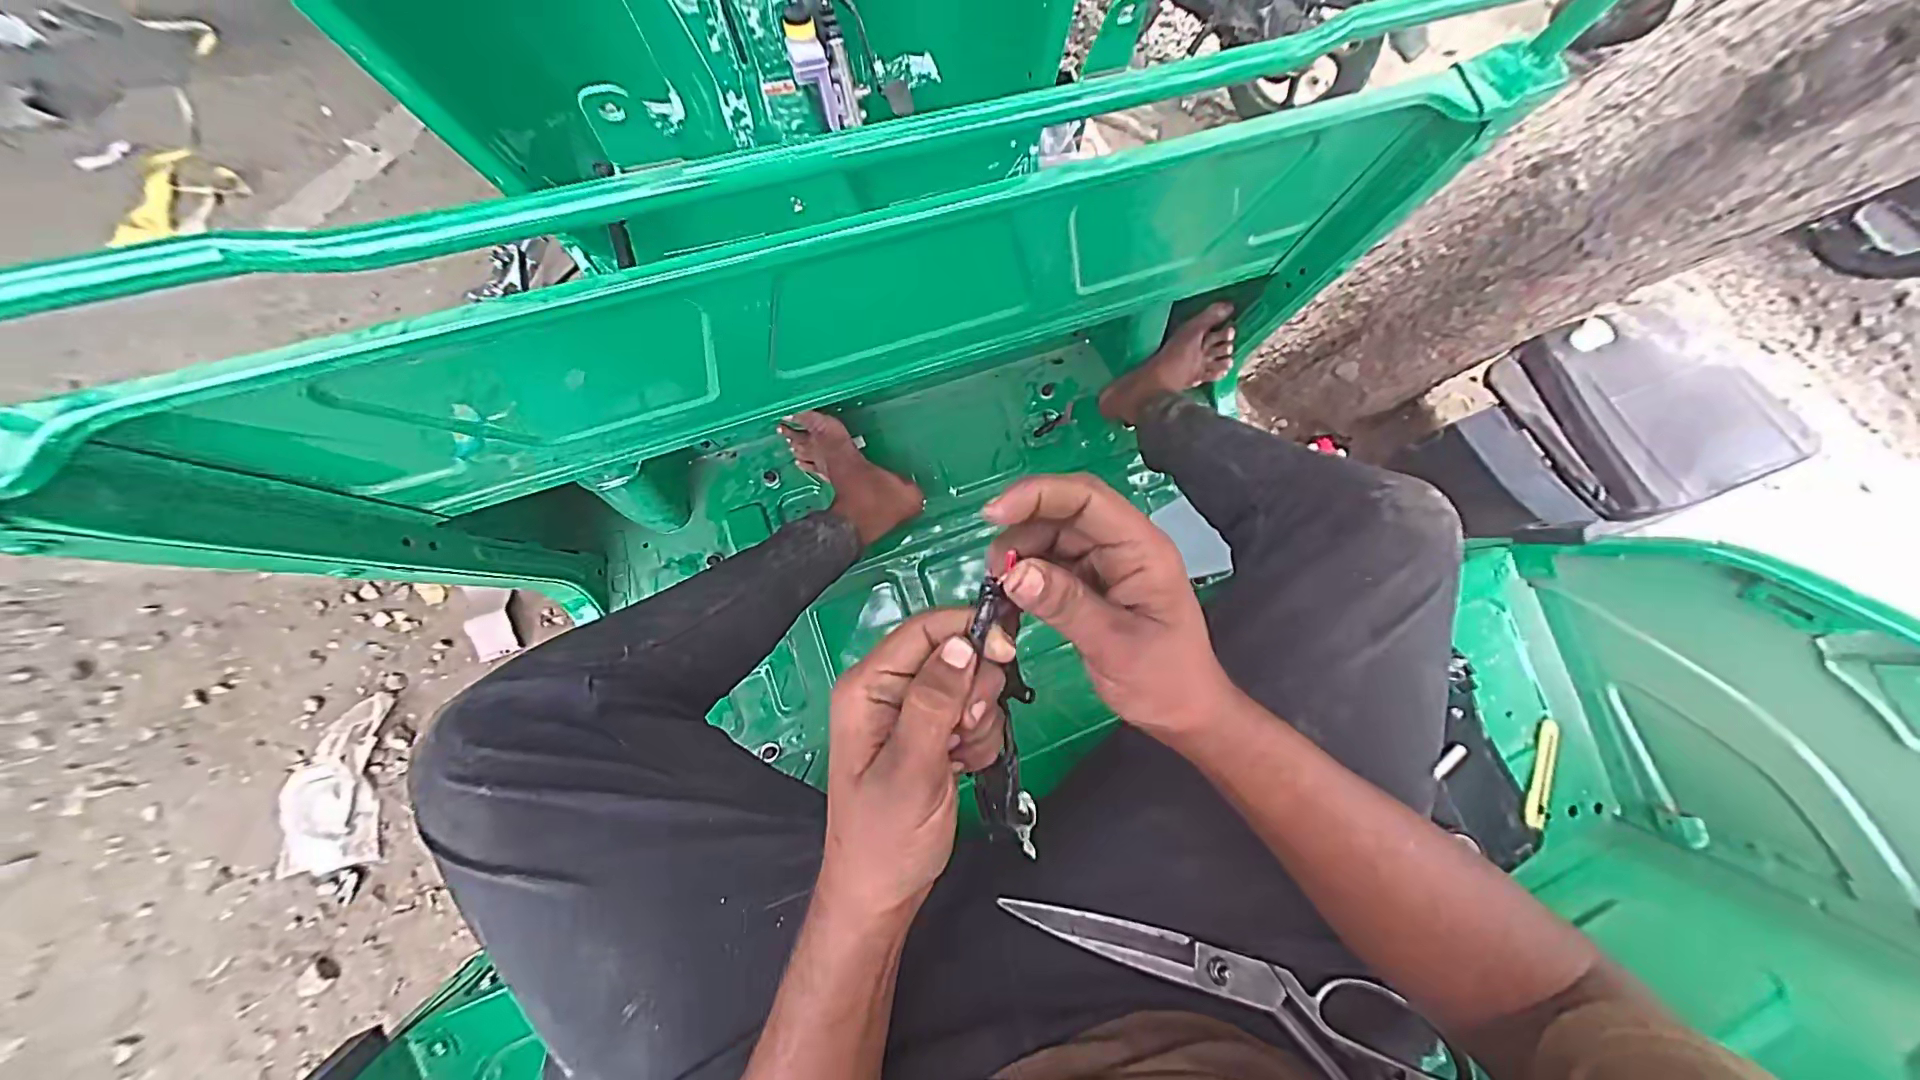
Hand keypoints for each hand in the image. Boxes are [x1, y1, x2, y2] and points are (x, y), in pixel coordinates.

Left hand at [821, 609, 1013, 917]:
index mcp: (868, 687)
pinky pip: (976, 712)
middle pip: (955, 653)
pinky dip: (980, 737)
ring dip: (979, 720)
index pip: (925, 629)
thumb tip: (961, 644)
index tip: (1005, 651)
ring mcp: (914, 710)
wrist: (883, 890)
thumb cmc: (883, 838)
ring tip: (957, 755)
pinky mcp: (935, 729)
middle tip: (962, 730)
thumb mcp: (910, 767)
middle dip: (973, 690)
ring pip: (972, 684)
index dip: (968, 631)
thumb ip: (934, 701)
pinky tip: (961, 764)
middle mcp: (889, 690)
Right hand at [986, 473, 1236, 737]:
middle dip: (1021, 528)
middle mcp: (1121, 546)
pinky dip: (1024, 574)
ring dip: (1019, 553)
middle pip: (1064, 512)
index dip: (1038, 495)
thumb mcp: (1114, 644)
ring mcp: (1104, 562)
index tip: (993, 514)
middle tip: (992, 566)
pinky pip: (1049, 563)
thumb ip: (1065, 605)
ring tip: (998, 586)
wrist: (1183, 711)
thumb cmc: (1164, 680)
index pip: (1087, 499)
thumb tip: (1014, 574)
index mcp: (1141, 548)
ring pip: (1050, 536)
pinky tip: (1009, 593)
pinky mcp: (1088, 582)